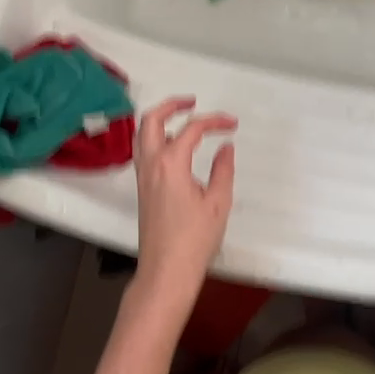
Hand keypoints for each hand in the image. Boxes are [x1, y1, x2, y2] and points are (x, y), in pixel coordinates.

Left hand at [131, 97, 236, 312]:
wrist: (166, 271)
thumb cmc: (194, 240)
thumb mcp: (218, 203)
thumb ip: (223, 169)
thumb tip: (225, 147)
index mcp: (170, 163)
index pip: (191, 129)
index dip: (213, 121)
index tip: (232, 124)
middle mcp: (150, 164)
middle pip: (151, 120)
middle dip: (172, 105)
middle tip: (193, 102)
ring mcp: (142, 176)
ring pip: (141, 134)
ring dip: (159, 120)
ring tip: (182, 118)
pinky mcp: (142, 188)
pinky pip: (143, 151)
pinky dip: (156, 138)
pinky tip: (175, 146)